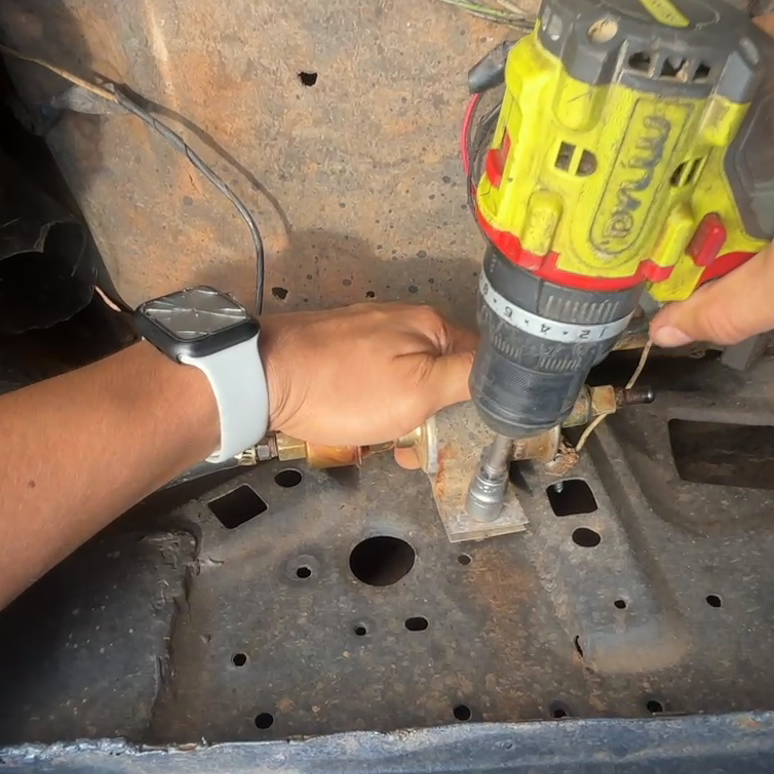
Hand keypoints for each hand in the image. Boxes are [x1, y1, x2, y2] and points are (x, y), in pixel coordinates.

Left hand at [261, 303, 475, 444]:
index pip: (482, 362)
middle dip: (441, 415)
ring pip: (412, 381)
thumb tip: (508, 371)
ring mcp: (372, 334)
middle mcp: (405, 322)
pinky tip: (370, 429)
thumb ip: (467, 378)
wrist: (264, 379)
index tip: (473, 437)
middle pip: (445, 372)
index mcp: (431, 325)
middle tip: (424, 450)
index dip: (484, 402)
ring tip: (394, 447)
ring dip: (410, 417)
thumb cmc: (344, 389)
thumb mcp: (418, 390)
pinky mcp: (345, 350)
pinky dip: (383, 408)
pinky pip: (382, 381)